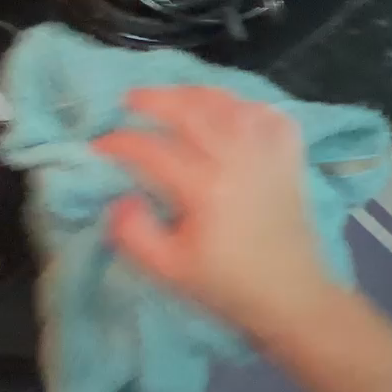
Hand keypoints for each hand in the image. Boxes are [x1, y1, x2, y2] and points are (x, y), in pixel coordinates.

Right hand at [93, 87, 336, 337]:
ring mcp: (268, 153)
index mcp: (207, 188)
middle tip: (128, 101)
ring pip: (227, 102)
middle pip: (190, 109)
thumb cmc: (226, 285)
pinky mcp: (288, 156)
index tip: (99, 147)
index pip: (151, 149)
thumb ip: (133, 233)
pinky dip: (240, 105)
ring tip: (170, 98)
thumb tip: (121, 197)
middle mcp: (239, 159)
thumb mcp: (167, 270)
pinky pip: (264, 113)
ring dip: (193, 94)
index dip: (119, 143)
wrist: (292, 298)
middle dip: (153, 100)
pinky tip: (224, 112)